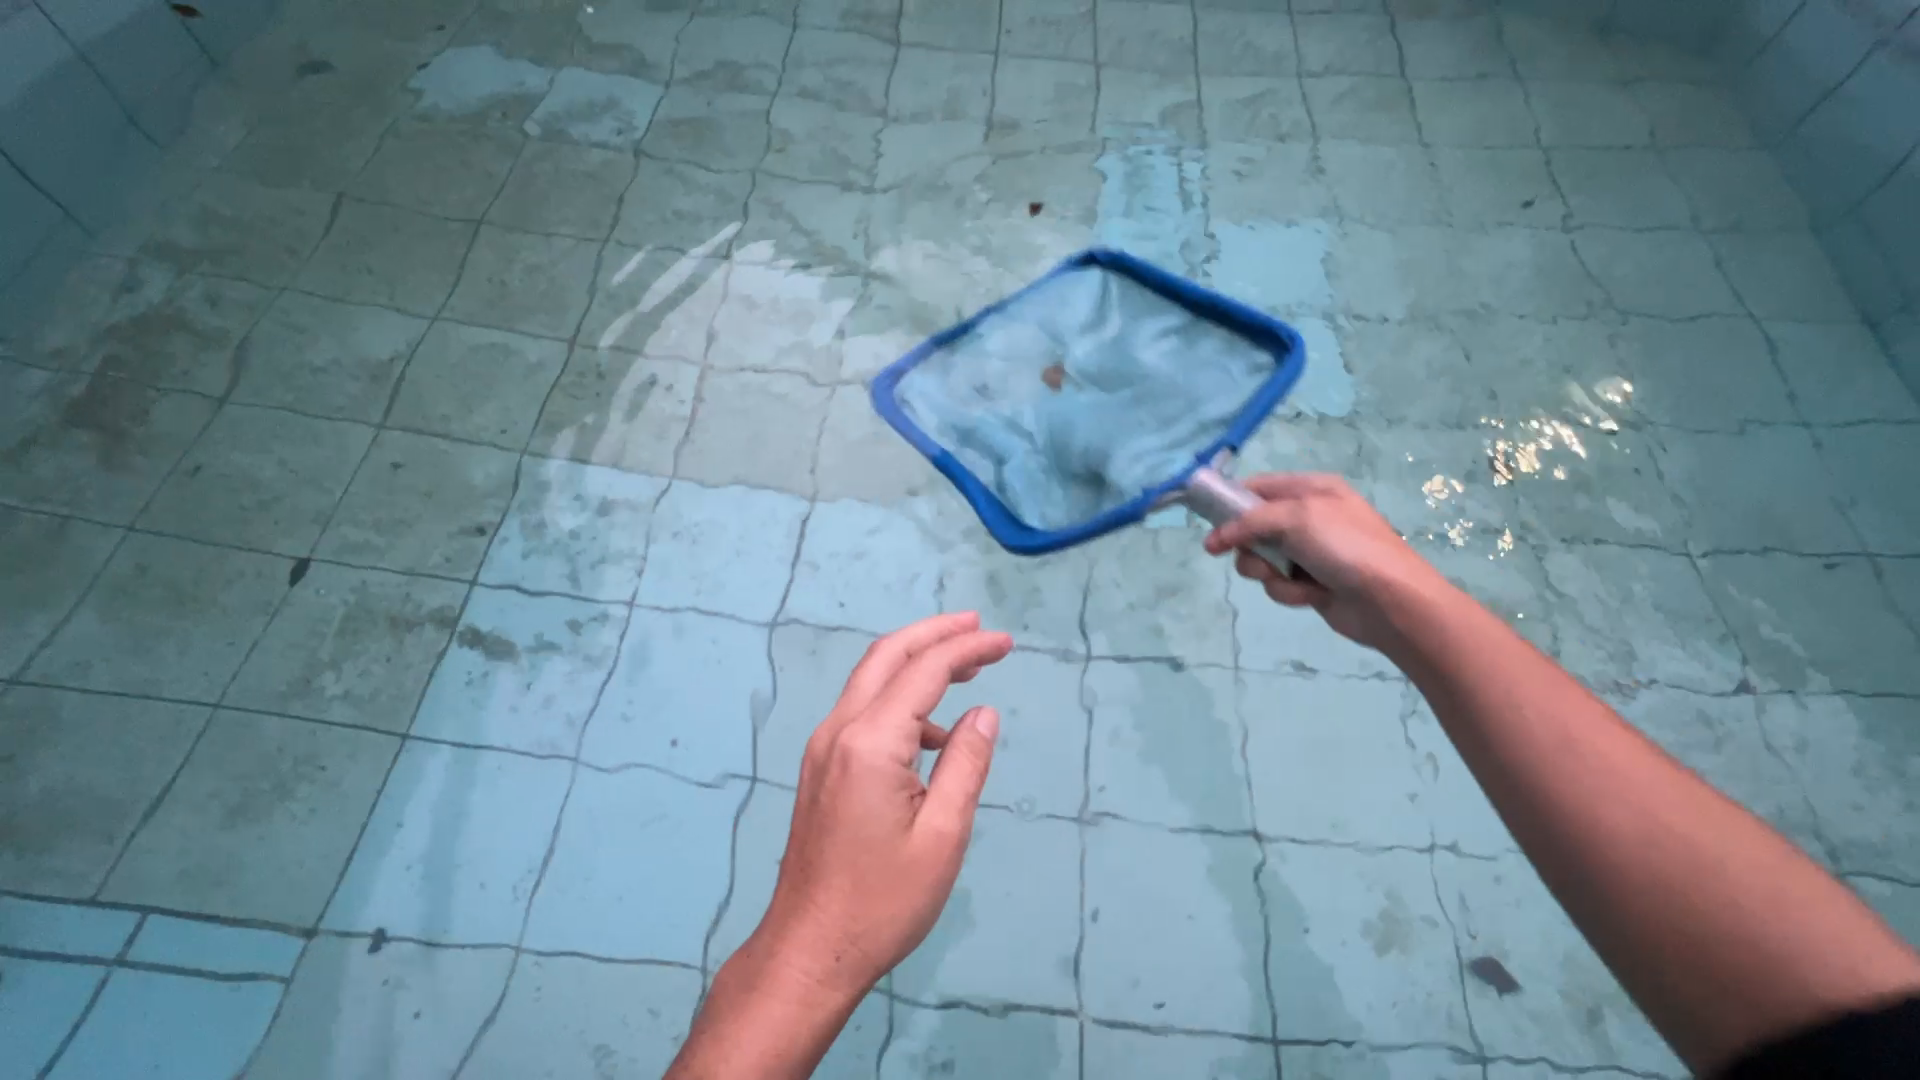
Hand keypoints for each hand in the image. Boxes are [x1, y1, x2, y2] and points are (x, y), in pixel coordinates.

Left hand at [749, 612, 1013, 998]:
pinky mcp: (821, 767)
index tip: (1005, 642)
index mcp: (870, 743)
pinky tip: (934, 734)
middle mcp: (839, 731)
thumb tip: (984, 714)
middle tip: (980, 628)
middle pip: (887, 655)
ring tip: (967, 670)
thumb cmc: (882, 902)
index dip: (967, 648)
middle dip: (935, 634)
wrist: (809, 948)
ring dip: (917, 663)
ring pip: (872, 680)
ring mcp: (823, 748)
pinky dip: (902, 701)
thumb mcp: (943, 836)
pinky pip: (864, 712)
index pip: (924, 671)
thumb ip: (966, 765)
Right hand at [1202, 472, 1451, 650]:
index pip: (1257, 487)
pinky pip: (1278, 583)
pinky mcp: (1311, 582)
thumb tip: (1213, 540)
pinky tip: (1310, 596)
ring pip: (1261, 559)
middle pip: (1252, 527)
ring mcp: (1310, 551)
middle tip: (1254, 556)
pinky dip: (1288, 591)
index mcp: (1311, 488)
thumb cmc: (1345, 547)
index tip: (1210, 524)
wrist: (1390, 600)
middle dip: (1248, 546)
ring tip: (1289, 579)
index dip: (1231, 503)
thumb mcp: (1296, 518)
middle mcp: (1309, 516)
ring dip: (1267, 572)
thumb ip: (1248, 522)